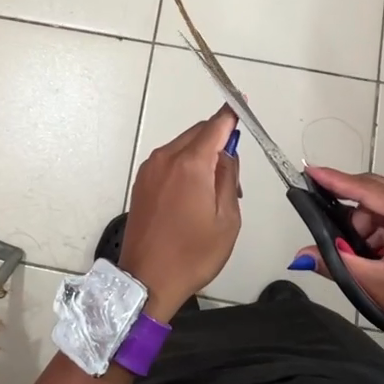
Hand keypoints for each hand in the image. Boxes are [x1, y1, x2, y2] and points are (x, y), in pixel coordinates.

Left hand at [120, 107, 240, 319]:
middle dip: (218, 140)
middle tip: (233, 173)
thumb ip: (229, 178)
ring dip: (201, 155)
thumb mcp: (227, 219)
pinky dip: (186, 166)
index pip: (215, 126)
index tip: (242, 102)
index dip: (231, 114)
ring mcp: (150, 169)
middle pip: (198, 132)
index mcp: (190, 164)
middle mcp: (166, 158)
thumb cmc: (193, 254)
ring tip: (214, 192)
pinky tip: (194, 195)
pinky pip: (169, 161)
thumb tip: (227, 154)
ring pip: (183, 146)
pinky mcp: (141, 182)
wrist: (146, 281)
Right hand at [292, 167, 383, 347]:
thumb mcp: (379, 285)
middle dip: (351, 214)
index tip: (310, 171)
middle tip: (330, 233)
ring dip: (365, 226)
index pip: (369, 189)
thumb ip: (337, 263)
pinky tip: (376, 255)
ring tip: (363, 257)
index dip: (336, 180)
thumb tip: (300, 254)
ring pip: (382, 205)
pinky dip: (379, 231)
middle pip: (375, 192)